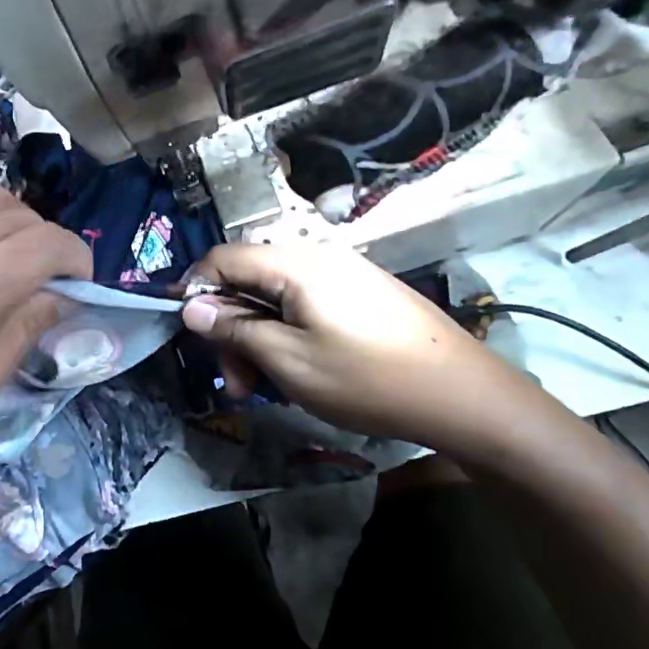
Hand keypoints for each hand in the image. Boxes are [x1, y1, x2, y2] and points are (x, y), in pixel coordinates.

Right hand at [181, 244, 528, 447]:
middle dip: (232, 330)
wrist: (458, 392)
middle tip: (239, 385)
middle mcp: (316, 256)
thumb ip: (235, 329)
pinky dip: (289, 335)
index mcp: (295, 262)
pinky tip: (301, 371)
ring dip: (260, 339)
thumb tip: (190, 307)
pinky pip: (306, 304)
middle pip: (249, 280)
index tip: (192, 339)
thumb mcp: (288, 360)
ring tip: (268, 388)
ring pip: (277, 297)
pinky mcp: (360, 293)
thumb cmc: (366, 377)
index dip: (196, 292)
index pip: (223, 257)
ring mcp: (342, 273)